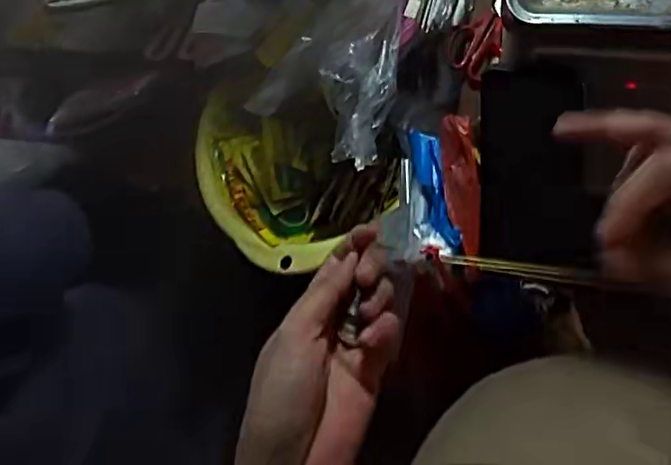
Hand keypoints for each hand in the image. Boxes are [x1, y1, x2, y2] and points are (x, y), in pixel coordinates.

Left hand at [236, 223, 401, 464]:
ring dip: (380, 294)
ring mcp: (356, 343)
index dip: (353, 245)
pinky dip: (387, 327)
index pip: (335, 265)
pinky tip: (376, 337)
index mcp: (309, 308)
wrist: (291, 462)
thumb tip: (349, 254)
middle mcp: (335, 319)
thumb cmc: (281, 393)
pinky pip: (389, 334)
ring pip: (380, 300)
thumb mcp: (295, 335)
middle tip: (367, 276)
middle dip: (370, 266)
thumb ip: (325, 293)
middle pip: (362, 277)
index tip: (372, 229)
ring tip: (369, 309)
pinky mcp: (375, 369)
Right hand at [555, 111, 670, 387]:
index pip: (668, 169)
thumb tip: (609, 252)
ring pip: (666, 151)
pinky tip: (631, 217)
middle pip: (663, 132)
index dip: (628, 200)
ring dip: (628, 169)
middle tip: (562, 131)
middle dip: (610, 128)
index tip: (604, 241)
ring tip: (608, 214)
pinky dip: (646, 191)